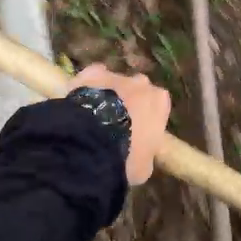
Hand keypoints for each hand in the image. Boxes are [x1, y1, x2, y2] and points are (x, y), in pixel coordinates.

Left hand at [67, 64, 170, 185]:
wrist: (92, 144)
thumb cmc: (126, 157)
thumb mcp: (144, 167)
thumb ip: (146, 155)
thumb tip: (140, 156)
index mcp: (160, 102)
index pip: (157, 106)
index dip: (146, 119)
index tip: (137, 133)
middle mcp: (142, 83)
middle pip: (137, 90)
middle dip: (129, 102)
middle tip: (116, 125)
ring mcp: (116, 76)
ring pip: (114, 83)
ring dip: (108, 95)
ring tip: (93, 118)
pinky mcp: (92, 73)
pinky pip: (93, 77)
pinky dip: (88, 87)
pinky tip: (80, 102)